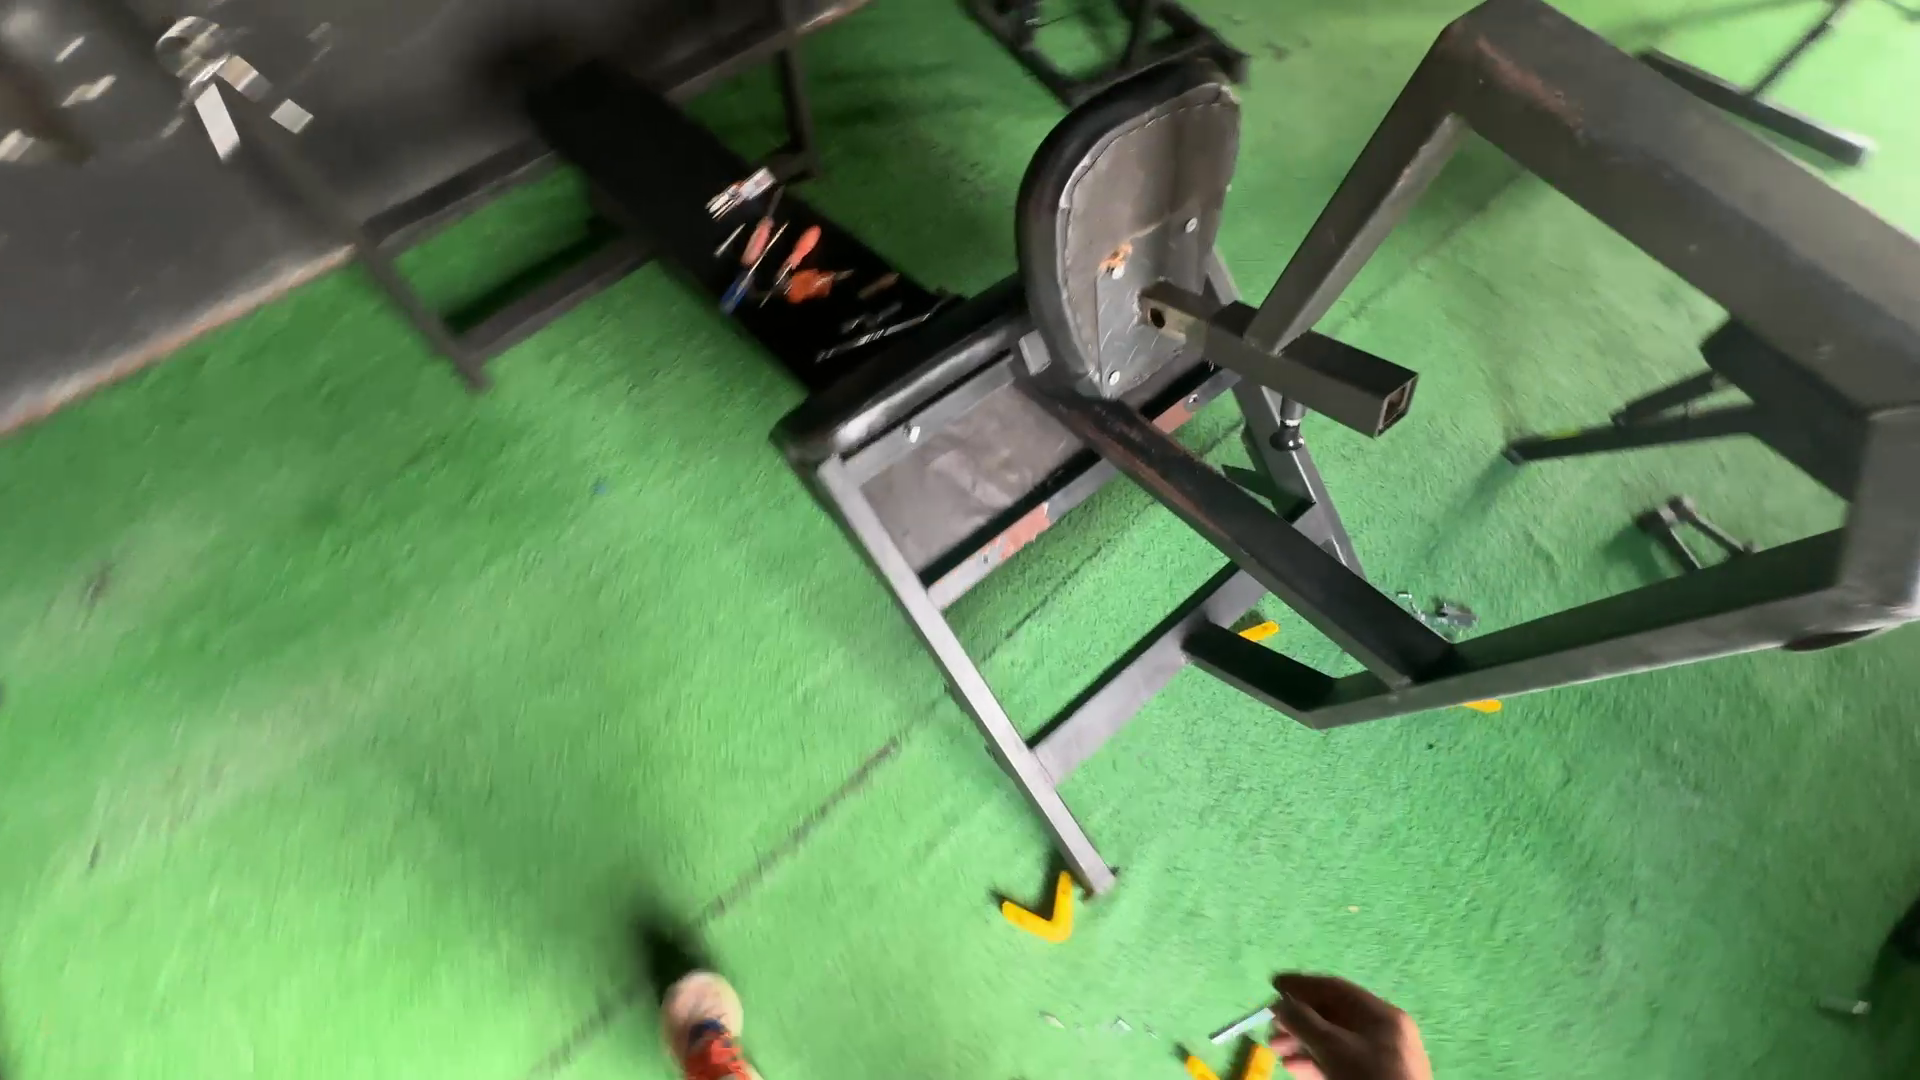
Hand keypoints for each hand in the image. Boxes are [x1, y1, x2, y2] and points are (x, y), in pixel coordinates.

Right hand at [1269, 974, 1430, 1079]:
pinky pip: (1343, 1063)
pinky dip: (1317, 1062)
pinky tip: (1294, 1068)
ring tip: (1276, 1050)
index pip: (1335, 988)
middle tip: (1271, 1027)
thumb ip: (1302, 1020)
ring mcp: (1384, 1060)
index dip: (1301, 985)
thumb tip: (1278, 1003)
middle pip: (1333, 1016)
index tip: (1272, 986)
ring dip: (1302, 1043)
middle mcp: (1386, 1033)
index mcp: (1382, 1015)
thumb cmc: (1368, 1079)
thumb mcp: (1331, 1047)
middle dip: (1298, 1020)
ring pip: (1335, 1042)